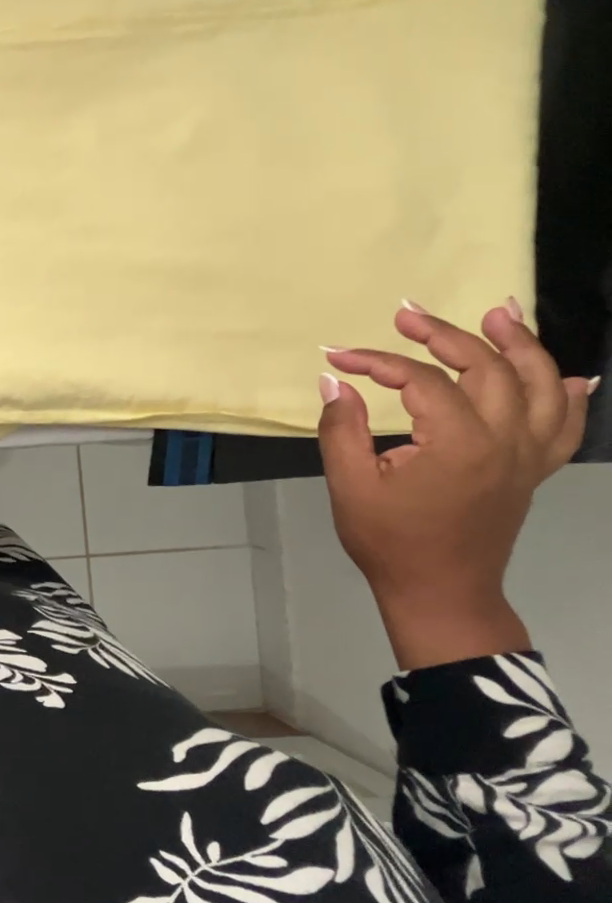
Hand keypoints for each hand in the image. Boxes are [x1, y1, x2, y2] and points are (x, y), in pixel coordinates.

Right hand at [316, 301, 594, 669]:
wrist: (439, 588)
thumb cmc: (387, 538)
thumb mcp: (349, 483)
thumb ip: (341, 428)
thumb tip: (334, 381)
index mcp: (459, 444)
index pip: (423, 381)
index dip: (379, 362)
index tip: (338, 356)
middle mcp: (506, 441)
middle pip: (489, 369)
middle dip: (446, 335)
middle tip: (407, 315)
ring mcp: (529, 455)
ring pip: (542, 385)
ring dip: (522, 345)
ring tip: (498, 315)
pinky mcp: (534, 469)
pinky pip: (567, 423)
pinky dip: (568, 394)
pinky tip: (563, 375)